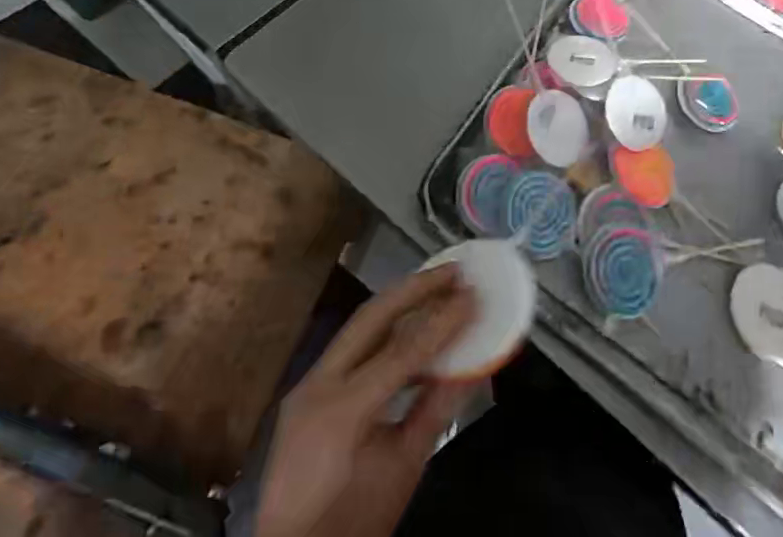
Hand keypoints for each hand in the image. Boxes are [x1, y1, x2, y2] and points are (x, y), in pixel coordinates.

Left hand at [256, 265, 477, 536]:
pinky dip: (387, 334)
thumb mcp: (403, 468)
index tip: (474, 294)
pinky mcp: (308, 392)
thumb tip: (474, 365)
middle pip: (371, 317)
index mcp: (342, 410)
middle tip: (454, 271)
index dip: (442, 319)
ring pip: (360, 328)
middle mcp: (317, 385)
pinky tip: (414, 332)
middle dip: (415, 289)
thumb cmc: (353, 519)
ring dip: (401, 305)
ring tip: (439, 289)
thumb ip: (436, 410)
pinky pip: (353, 349)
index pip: (402, 349)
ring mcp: (308, 386)